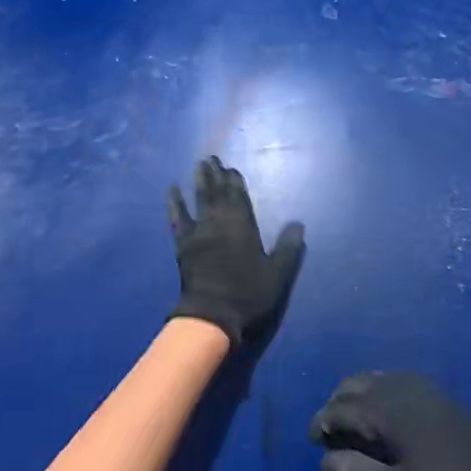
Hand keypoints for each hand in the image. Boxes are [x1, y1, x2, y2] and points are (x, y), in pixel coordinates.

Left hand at [167, 157, 305, 345]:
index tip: (231, 168)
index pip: (238, 196)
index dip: (234, 180)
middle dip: (216, 174)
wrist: (212, 312)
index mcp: (243, 226)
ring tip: (199, 164)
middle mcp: (219, 221)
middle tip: (212, 157)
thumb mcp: (276, 274)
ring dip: (199, 180)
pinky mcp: (182, 242)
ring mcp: (198, 230)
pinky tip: (172, 188)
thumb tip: (298, 223)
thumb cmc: (248, 295)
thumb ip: (287, 247)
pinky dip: (174, 201)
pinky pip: (177, 215)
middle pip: (217, 192)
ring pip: (199, 198)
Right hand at [312, 370, 470, 470]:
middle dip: (335, 404)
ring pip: (372, 379)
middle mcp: (396, 387)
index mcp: (383, 407)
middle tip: (330, 430)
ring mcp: (418, 386)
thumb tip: (324, 462)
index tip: (314, 441)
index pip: (338, 408)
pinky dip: (377, 393)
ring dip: (355, 396)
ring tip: (352, 423)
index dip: (321, 423)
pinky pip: (392, 382)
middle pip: (352, 385)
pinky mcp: (435, 394)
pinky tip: (382, 416)